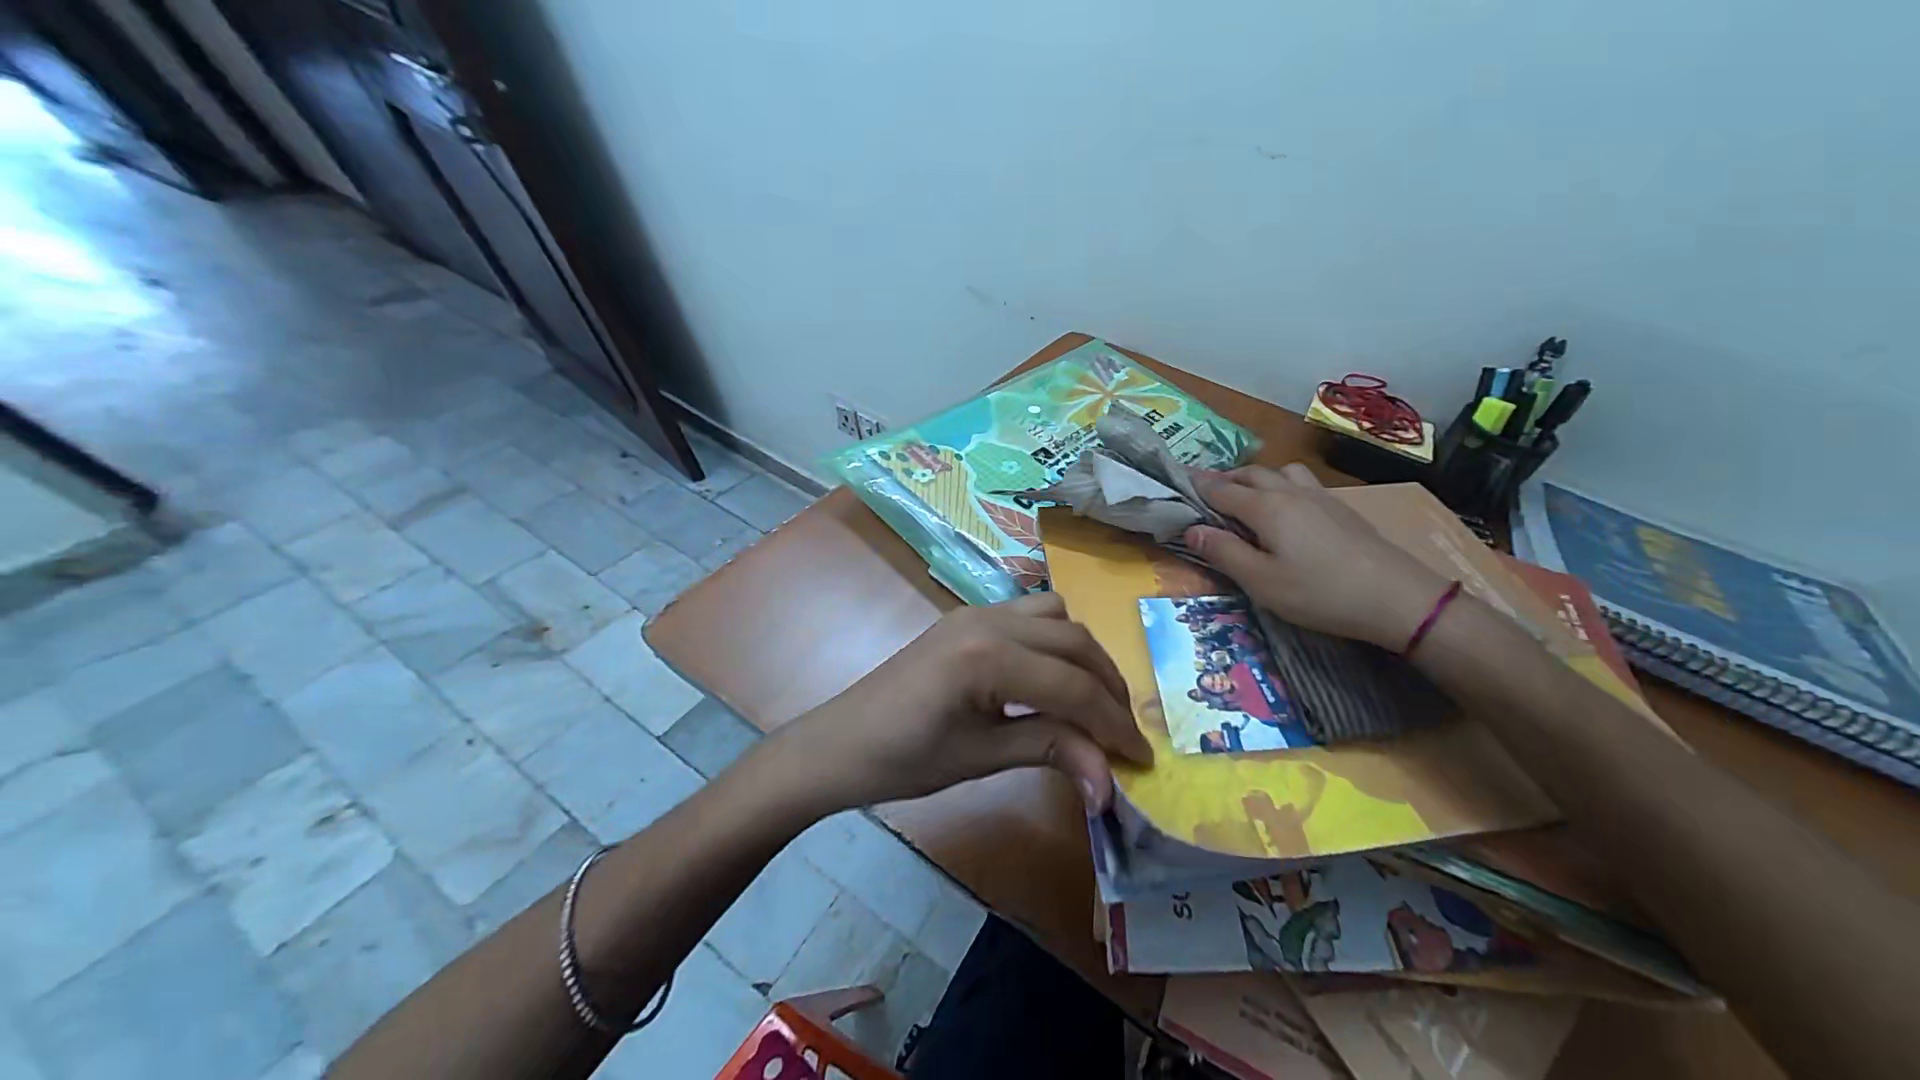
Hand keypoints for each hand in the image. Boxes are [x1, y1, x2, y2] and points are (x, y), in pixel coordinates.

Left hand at [775, 593, 1152, 814]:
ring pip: (1057, 618)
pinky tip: (1054, 677)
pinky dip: (1056, 642)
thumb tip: (1110, 780)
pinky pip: (1029, 616)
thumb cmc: (902, 759)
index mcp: (988, 655)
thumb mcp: (981, 757)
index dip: (1113, 725)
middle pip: (1074, 642)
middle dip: (1108, 688)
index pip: (1073, 686)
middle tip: (1124, 736)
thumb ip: (1050, 749)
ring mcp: (975, 612)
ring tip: (1095, 704)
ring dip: (1085, 657)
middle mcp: (988, 619)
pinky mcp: (966, 619)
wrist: (838, 744)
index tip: (1142, 763)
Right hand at [1185, 465, 1451, 649]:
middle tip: (1205, 493)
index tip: (1176, 486)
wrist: (1397, 598)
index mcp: (1266, 508)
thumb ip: (1223, 553)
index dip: (1196, 488)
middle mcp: (1290, 492)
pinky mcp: (1341, 509)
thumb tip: (1190, 529)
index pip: (1220, 490)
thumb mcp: (1260, 581)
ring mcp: (1320, 497)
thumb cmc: (1320, 593)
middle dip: (1223, 479)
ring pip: (1280, 472)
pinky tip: (1287, 511)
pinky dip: (1282, 486)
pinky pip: (1302, 483)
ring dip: (1256, 479)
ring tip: (1246, 499)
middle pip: (1249, 474)